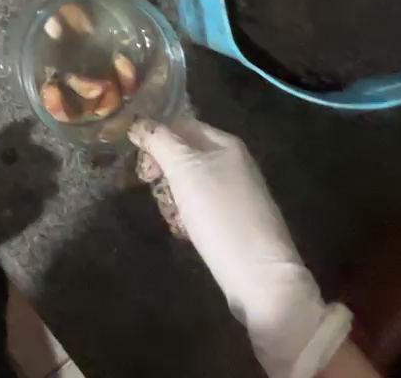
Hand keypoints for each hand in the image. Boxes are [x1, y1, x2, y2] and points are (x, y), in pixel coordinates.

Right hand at [132, 118, 351, 377]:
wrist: (261, 277)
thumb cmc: (220, 214)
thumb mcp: (184, 170)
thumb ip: (159, 140)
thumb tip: (138, 123)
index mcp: (225, 144)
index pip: (181, 125)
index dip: (156, 139)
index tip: (143, 166)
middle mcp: (233, 164)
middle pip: (184, 155)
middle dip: (163, 172)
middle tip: (152, 189)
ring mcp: (236, 194)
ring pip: (189, 183)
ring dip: (172, 197)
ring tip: (173, 217)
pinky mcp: (235, 222)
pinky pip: (202, 207)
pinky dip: (188, 217)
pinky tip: (185, 232)